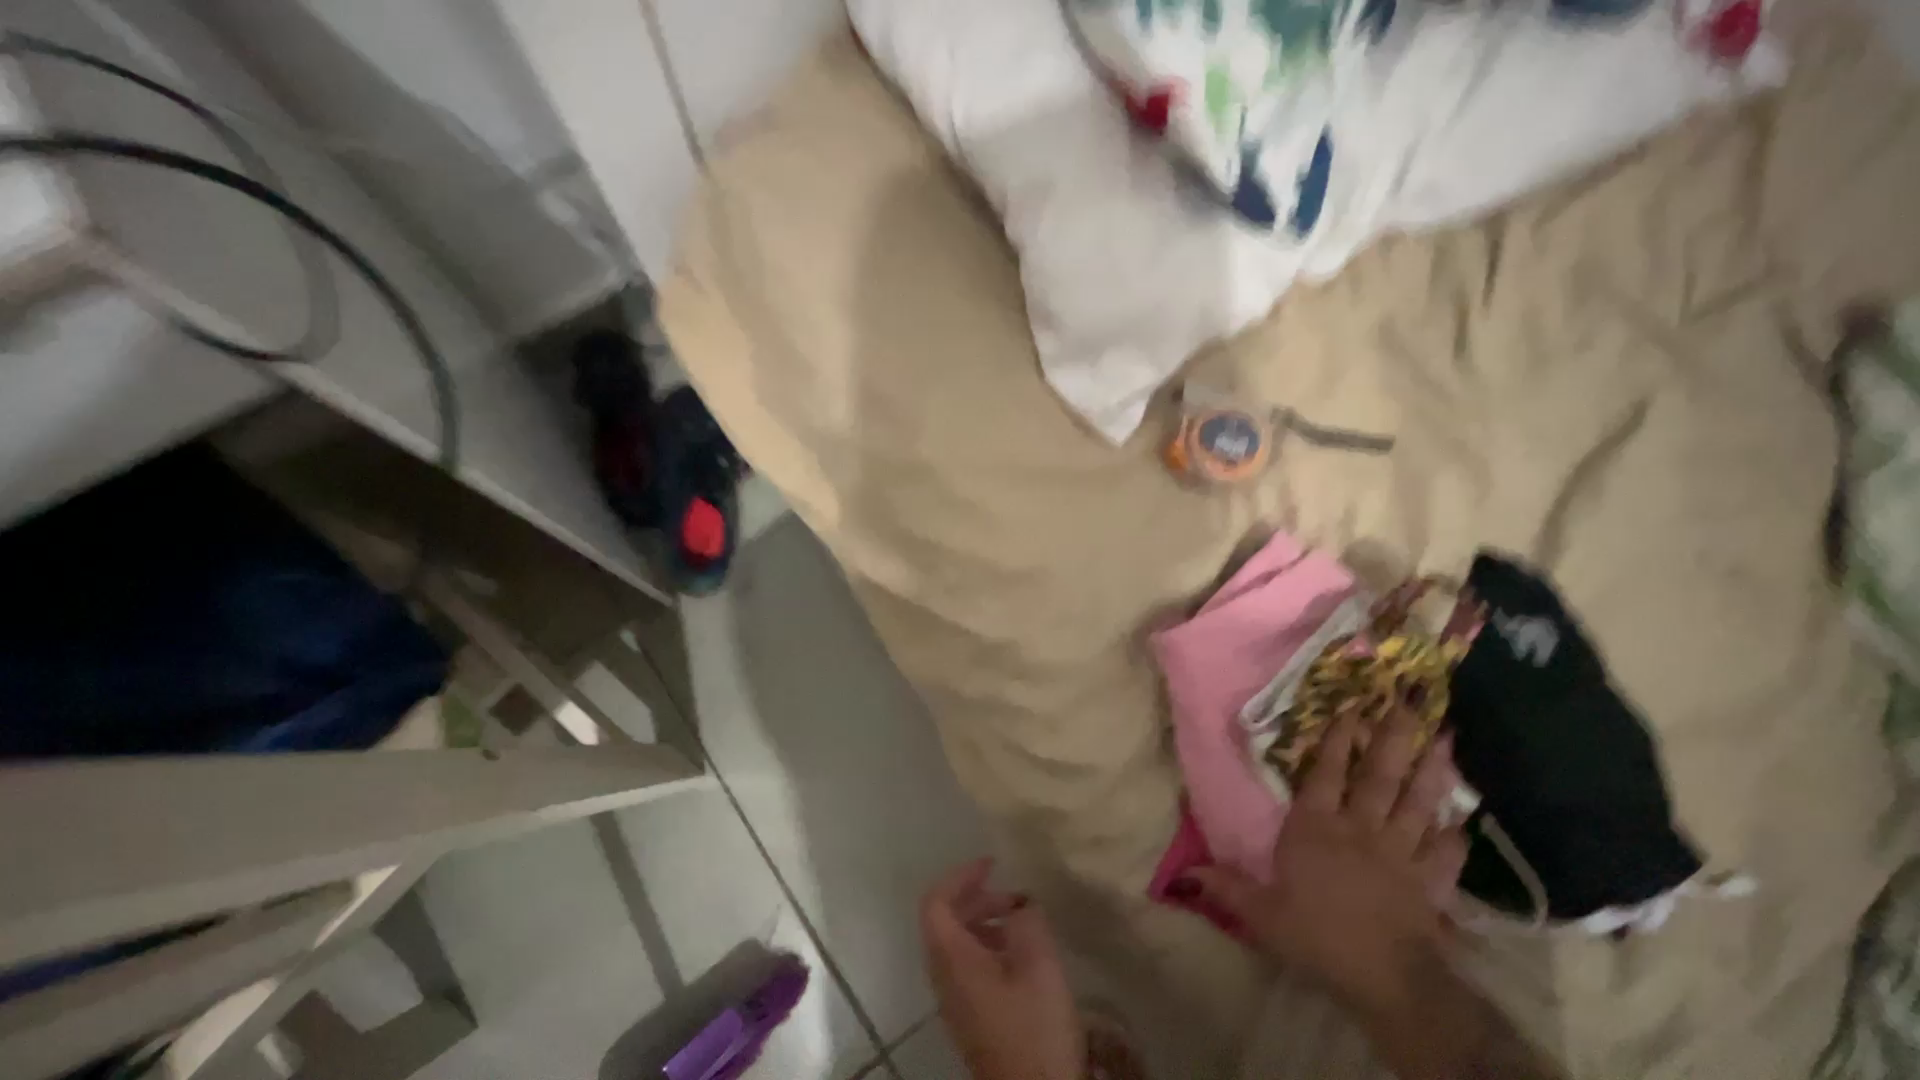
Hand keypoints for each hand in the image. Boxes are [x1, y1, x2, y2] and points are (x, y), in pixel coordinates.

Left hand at [920, 859, 1084, 1079]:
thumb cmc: (1035, 1028)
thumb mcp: (1039, 966)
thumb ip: (1027, 922)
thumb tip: (1020, 904)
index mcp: (952, 958)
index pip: (935, 901)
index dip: (960, 876)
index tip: (993, 864)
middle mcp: (942, 976)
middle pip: (944, 921)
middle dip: (977, 898)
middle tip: (1016, 896)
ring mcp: (953, 1000)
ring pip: (956, 945)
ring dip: (984, 923)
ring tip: (1023, 923)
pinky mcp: (969, 1018)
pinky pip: (966, 968)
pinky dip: (987, 948)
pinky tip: (1021, 959)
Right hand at [1181, 709, 1467, 1016]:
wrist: (1385, 976)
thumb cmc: (1316, 937)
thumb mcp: (1261, 914)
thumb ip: (1226, 886)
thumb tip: (1182, 873)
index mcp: (1315, 829)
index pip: (1325, 775)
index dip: (1337, 739)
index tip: (1351, 706)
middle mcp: (1360, 828)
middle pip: (1378, 775)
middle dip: (1393, 736)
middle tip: (1409, 702)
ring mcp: (1400, 851)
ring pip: (1418, 801)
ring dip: (1431, 769)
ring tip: (1445, 736)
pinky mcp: (1430, 879)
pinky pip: (1444, 849)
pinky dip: (1454, 832)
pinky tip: (1462, 817)